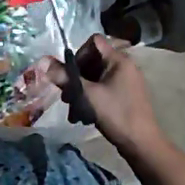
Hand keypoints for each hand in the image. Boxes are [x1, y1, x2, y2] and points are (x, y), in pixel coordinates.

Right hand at [38, 35, 165, 154]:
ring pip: (96, 77)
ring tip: (73, 110)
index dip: (78, 53)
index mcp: (119, 60)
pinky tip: (84, 116)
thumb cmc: (116, 114)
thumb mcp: (87, 95)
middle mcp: (125, 66)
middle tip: (66, 96)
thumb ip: (65, 77)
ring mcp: (127, 81)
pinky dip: (92, 98)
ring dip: (81, 91)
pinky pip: (104, 88)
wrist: (141, 143)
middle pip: (93, 61)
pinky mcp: (126, 95)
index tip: (70, 73)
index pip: (94, 41)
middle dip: (76, 77)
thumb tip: (43, 61)